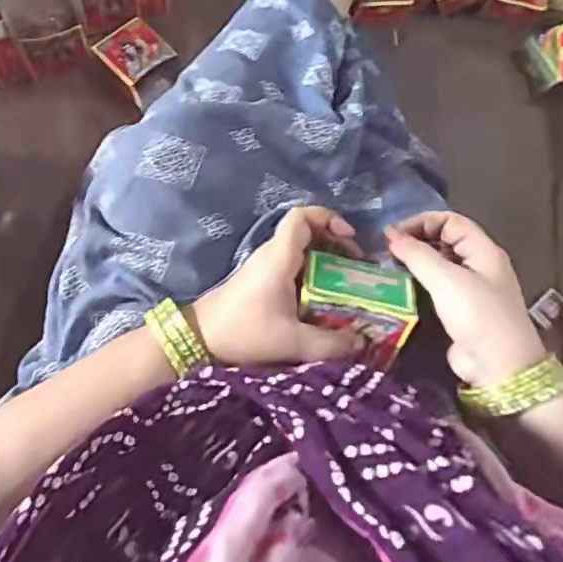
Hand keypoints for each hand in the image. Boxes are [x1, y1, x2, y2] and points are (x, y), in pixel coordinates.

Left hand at [191, 206, 367, 365]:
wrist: (200, 339)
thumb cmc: (243, 332)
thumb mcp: (292, 342)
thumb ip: (331, 344)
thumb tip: (362, 343)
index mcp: (278, 257)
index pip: (301, 216)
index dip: (329, 218)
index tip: (350, 237)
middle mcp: (272, 256)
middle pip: (308, 232)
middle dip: (336, 243)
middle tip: (358, 266)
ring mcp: (264, 268)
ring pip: (302, 251)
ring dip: (326, 261)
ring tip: (349, 283)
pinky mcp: (261, 282)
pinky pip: (293, 268)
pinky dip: (313, 275)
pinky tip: (325, 298)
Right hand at [385, 212, 546, 387]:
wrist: (500, 367)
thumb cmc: (478, 317)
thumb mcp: (447, 281)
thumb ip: (417, 255)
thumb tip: (389, 234)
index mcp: (484, 251)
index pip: (451, 221)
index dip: (422, 222)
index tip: (393, 235)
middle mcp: (479, 264)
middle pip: (445, 239)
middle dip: (416, 239)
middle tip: (387, 251)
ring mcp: (470, 287)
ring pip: (439, 263)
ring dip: (415, 261)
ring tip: (388, 266)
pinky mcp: (460, 308)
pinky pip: (437, 285)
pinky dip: (418, 281)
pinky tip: (400, 286)